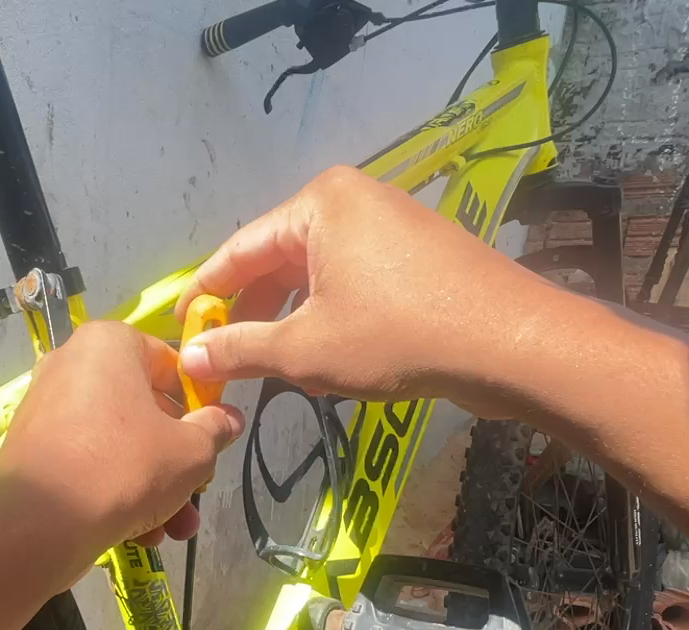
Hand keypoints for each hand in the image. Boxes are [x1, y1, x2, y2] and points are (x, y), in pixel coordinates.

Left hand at [0, 321, 243, 563]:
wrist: (38, 525)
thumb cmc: (125, 467)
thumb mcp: (191, 452)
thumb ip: (215, 430)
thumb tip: (229, 418)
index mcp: (110, 344)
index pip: (170, 363)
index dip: (199, 403)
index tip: (213, 438)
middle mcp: (72, 365)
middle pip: (144, 412)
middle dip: (176, 462)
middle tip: (195, 496)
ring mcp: (48, 409)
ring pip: (118, 446)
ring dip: (152, 490)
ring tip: (173, 531)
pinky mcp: (34, 451)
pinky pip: (88, 464)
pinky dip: (114, 494)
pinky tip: (137, 535)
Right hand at [175, 166, 577, 412]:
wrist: (509, 345)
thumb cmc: (396, 337)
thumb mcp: (305, 349)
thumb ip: (240, 350)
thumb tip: (190, 357)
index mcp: (317, 205)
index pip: (237, 251)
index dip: (203, 296)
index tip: (179, 333)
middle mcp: (350, 202)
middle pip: (275, 262)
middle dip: (248, 314)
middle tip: (222, 361)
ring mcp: (386, 225)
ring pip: (312, 278)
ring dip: (286, 323)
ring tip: (269, 368)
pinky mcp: (412, 255)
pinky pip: (347, 283)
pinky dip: (325, 319)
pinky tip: (320, 359)